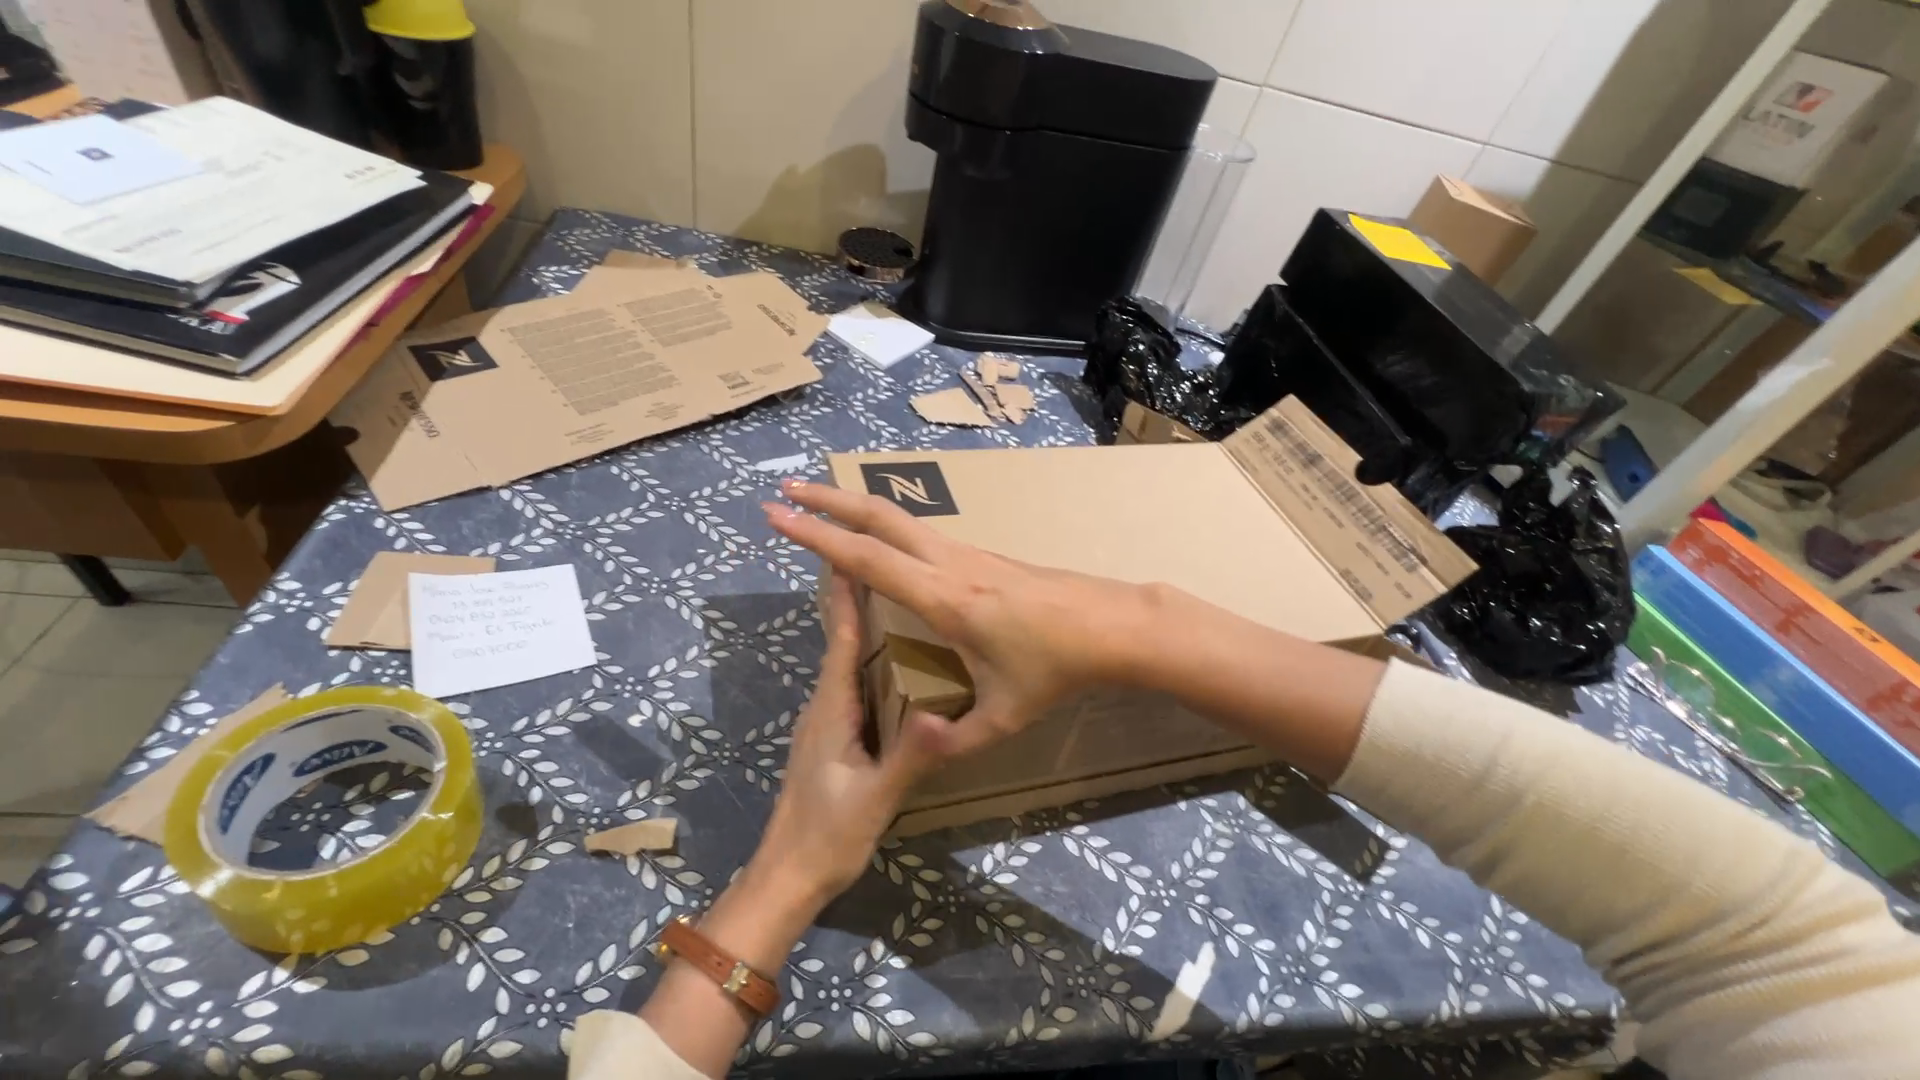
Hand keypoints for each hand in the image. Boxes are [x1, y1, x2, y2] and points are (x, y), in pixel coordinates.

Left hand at [746, 571, 948, 907]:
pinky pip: (851, 691)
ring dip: (863, 634)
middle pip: (842, 645)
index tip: (850, 555)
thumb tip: (943, 715)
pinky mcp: (830, 743)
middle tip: (883, 565)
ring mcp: (824, 727)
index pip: (841, 643)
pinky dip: (868, 667)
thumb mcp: (876, 798)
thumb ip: (909, 758)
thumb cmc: (827, 836)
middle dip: (857, 604)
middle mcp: (823, 709)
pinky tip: (892, 671)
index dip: (846, 599)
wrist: (788, 877)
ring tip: (895, 605)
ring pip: (846, 668)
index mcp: (832, 711)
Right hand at [763, 478, 1155, 760]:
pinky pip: (922, 533)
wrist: (1111, 623)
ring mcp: (968, 553)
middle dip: (827, 500)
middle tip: (784, 490)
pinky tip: (879, 541)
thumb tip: (919, 751)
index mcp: (943, 599)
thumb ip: (955, 740)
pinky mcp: (982, 555)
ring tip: (821, 504)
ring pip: (901, 518)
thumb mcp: (1003, 715)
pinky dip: (886, 526)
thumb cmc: (1056, 668)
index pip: (868, 559)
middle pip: (879, 517)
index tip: (778, 517)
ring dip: (856, 507)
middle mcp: (949, 564)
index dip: (818, 537)